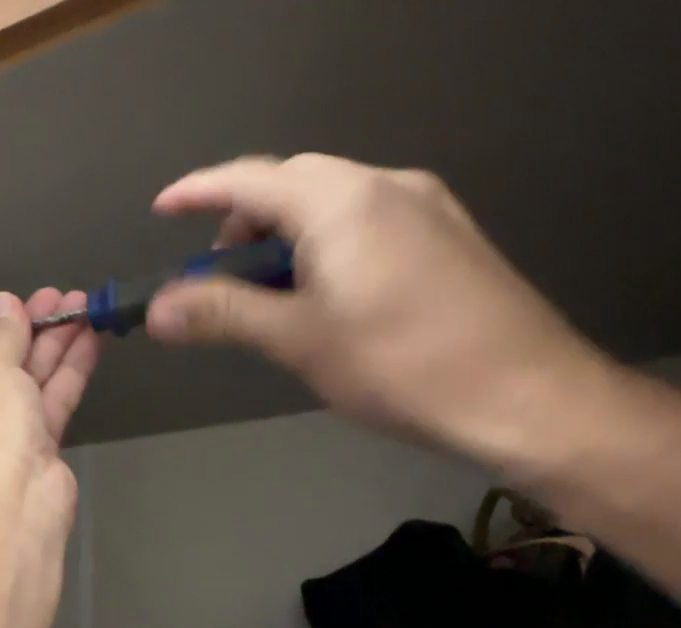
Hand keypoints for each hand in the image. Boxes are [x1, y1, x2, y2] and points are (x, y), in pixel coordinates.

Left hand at [0, 289, 98, 526]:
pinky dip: (69, 372)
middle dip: (30, 328)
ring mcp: (1, 434)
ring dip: (55, 344)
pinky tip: (91, 339)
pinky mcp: (36, 448)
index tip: (14, 300)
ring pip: (29, 380)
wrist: (11, 509)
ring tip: (84, 306)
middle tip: (61, 296)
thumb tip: (4, 303)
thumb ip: (2, 335)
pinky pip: (51, 401)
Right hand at [145, 154, 610, 458]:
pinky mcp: (445, 235)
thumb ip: (222, 314)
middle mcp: (384, 186)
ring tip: (264, 296)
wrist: (523, 394)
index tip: (162, 210)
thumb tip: (156, 308)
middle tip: (215, 276)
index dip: (198, 192)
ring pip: (330, 204)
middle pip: (292, 185)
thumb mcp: (297, 340)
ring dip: (283, 238)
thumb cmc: (397, 365)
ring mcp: (424, 207)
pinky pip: (365, 221)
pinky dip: (323, 246)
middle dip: (242, 223)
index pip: (250, 180)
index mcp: (341, 202)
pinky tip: (320, 297)